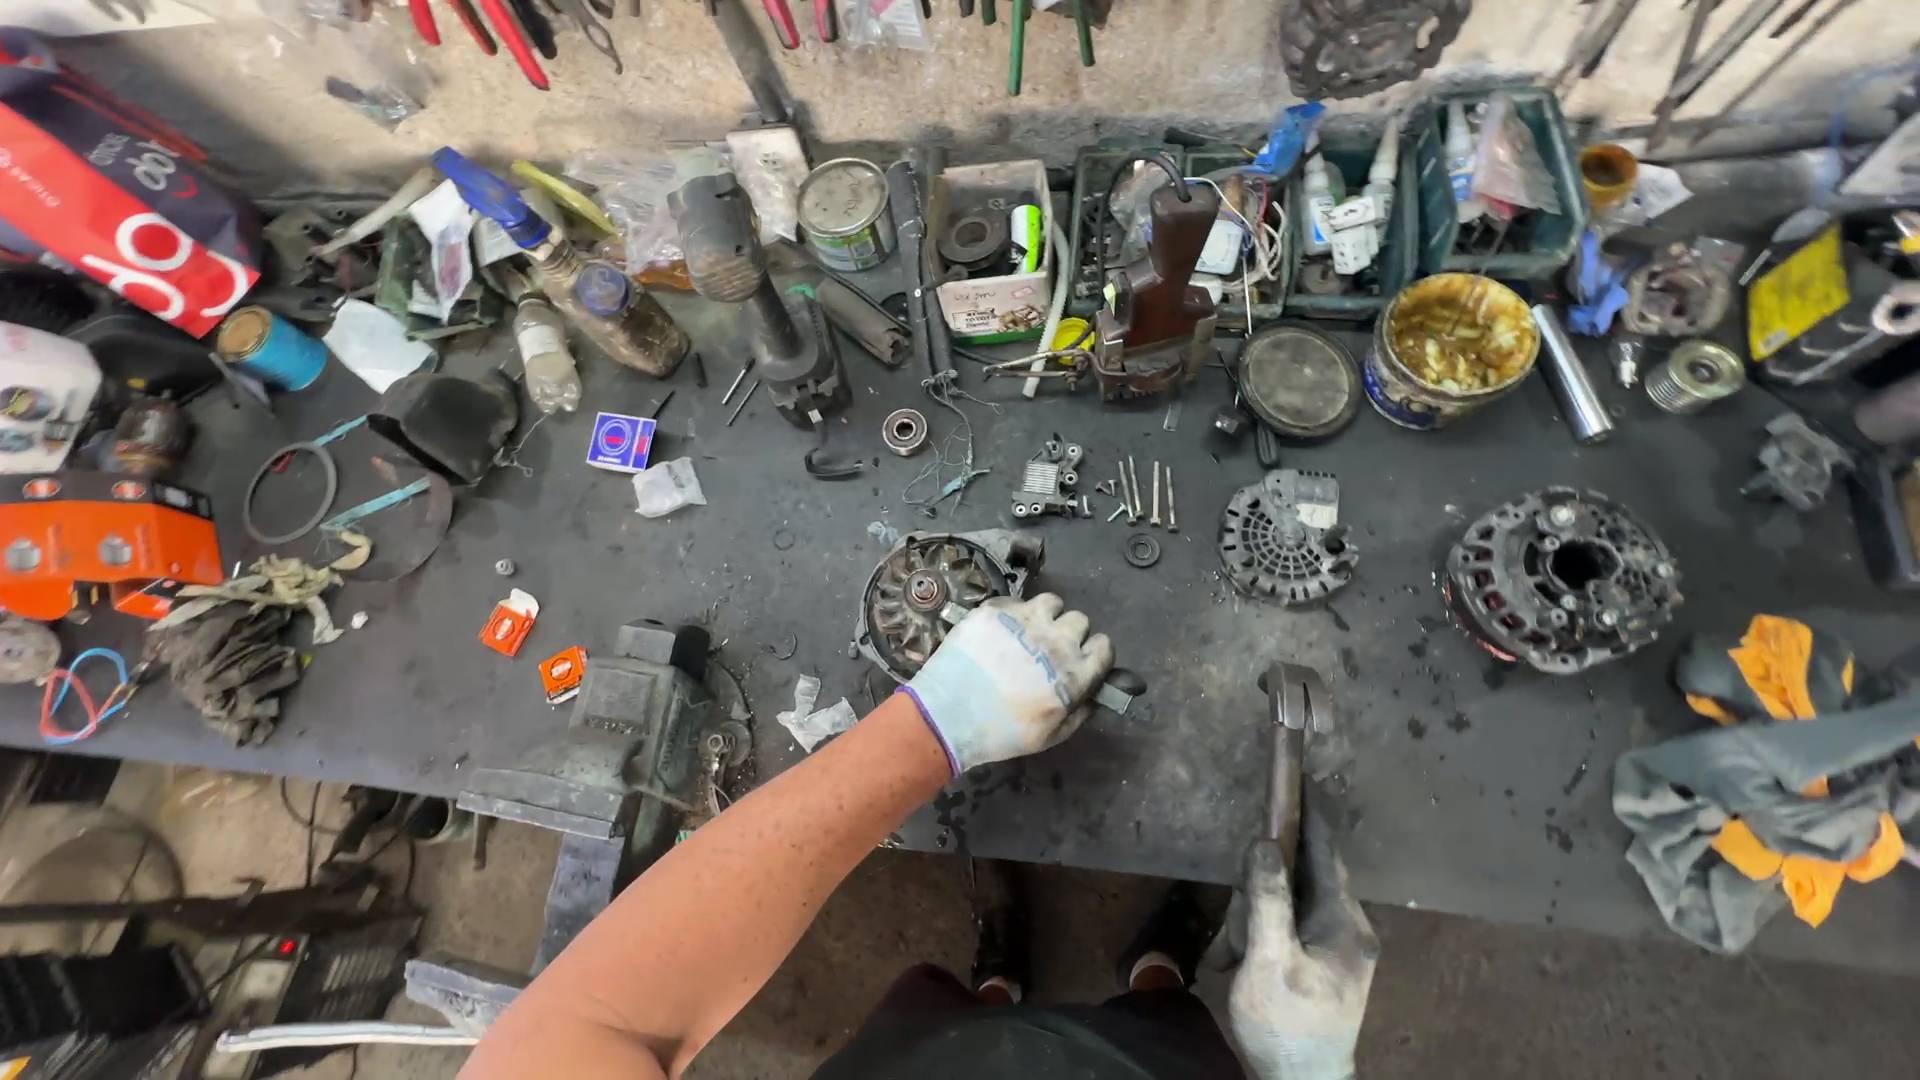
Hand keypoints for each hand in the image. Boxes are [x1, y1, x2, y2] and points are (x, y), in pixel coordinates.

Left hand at [901, 593, 1112, 775]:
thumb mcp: (1051, 736)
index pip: (1104, 646)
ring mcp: (1024, 621)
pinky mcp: (995, 610)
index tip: (1082, 658)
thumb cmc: (1001, 733)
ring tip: (1028, 630)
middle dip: (1069, 633)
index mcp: (1074, 674)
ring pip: (1051, 602)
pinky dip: (1013, 613)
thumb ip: (1079, 713)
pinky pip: (1016, 600)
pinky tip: (1000, 630)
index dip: (1094, 652)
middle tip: (1049, 648)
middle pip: (1079, 620)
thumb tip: (1092, 695)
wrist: (948, 716)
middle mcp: (1055, 641)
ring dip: (1045, 615)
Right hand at [1227, 792, 1377, 1079]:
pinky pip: (1283, 921)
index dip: (1311, 814)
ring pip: (1284, 898)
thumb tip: (1262, 841)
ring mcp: (1334, 942)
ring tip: (1235, 955)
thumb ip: (1268, 900)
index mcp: (1344, 922)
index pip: (1326, 851)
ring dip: (1252, 918)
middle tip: (1238, 930)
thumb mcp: (1270, 960)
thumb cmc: (1287, 1024)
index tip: (1300, 776)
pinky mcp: (1319, 955)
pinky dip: (1256, 932)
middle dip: (1258, 891)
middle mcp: (1347, 925)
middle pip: (1297, 874)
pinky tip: (1237, 959)